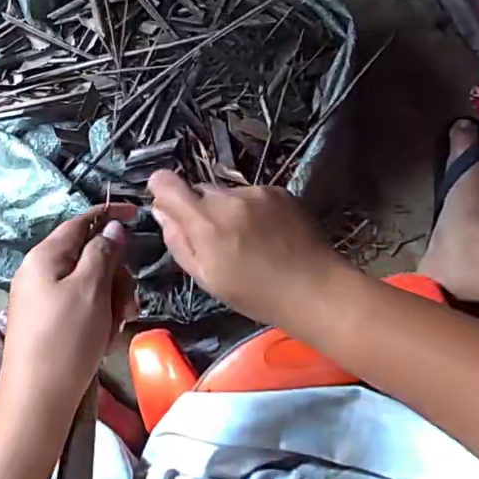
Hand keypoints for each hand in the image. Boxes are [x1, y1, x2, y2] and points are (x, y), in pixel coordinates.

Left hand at [0, 203, 139, 423]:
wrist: (36, 401)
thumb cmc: (65, 340)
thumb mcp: (91, 289)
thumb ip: (103, 252)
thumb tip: (111, 226)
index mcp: (45, 256)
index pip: (81, 222)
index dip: (109, 214)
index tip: (136, 213)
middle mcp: (39, 272)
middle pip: (89, 255)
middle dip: (115, 276)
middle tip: (128, 305)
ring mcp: (41, 298)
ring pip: (89, 283)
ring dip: (110, 300)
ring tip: (115, 328)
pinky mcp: (47, 322)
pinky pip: (80, 306)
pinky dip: (97, 318)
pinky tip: (102, 340)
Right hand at [147, 170, 348, 326]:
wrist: (316, 289)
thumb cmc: (256, 294)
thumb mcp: (206, 279)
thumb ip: (178, 242)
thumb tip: (161, 212)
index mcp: (206, 223)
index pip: (167, 184)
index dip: (161, 190)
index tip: (168, 205)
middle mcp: (228, 199)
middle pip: (200, 191)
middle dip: (201, 210)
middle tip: (218, 242)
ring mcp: (256, 192)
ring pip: (227, 194)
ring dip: (229, 211)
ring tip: (249, 242)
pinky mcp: (279, 190)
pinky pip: (252, 195)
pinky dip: (252, 210)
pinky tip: (267, 234)